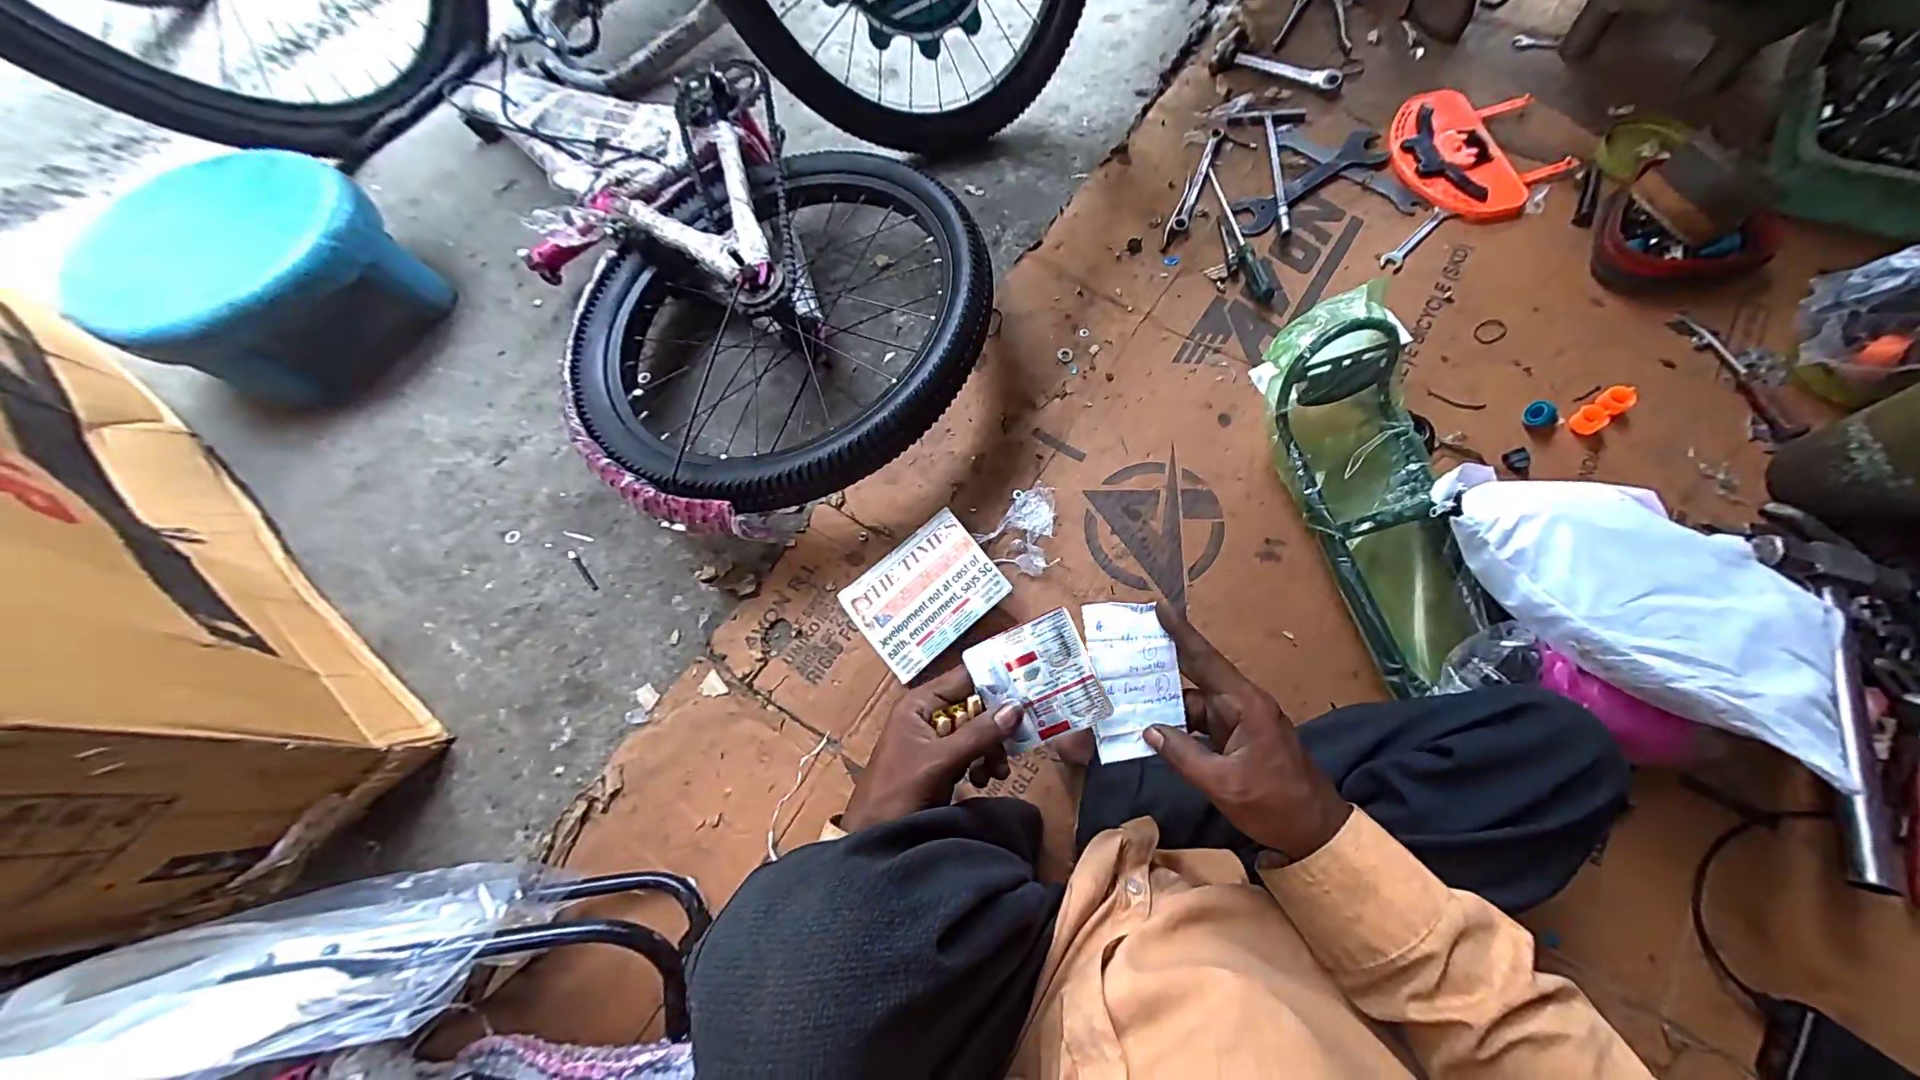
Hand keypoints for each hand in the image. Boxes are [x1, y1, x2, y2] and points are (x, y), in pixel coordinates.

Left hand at [841, 666, 1022, 831]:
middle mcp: (927, 715)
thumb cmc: (898, 792)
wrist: (872, 838)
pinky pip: (971, 752)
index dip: (995, 679)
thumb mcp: (941, 761)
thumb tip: (1016, 706)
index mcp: (920, 703)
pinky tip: (982, 780)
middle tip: (1015, 742)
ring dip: (991, 748)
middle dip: (996, 725)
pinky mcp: (939, 763)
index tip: (1027, 686)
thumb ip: (978, 734)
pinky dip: (982, 763)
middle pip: (975, 705)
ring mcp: (933, 739)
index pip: (964, 677)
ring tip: (995, 772)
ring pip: (977, 730)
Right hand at [1143, 602, 1351, 858]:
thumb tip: (1148, 729)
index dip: (1181, 634)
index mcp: (1245, 705)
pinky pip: (1198, 723)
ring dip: (1163, 701)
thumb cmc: (1276, 804)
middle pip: (1196, 675)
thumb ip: (1183, 755)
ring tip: (1125, 694)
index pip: (1206, 661)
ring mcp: (1238, 722)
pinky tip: (1149, 727)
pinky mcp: (1235, 739)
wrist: (1317, 832)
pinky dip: (1175, 724)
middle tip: (1129, 645)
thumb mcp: (1224, 783)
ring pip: (1192, 702)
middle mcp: (1241, 705)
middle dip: (1164, 659)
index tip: (1160, 607)